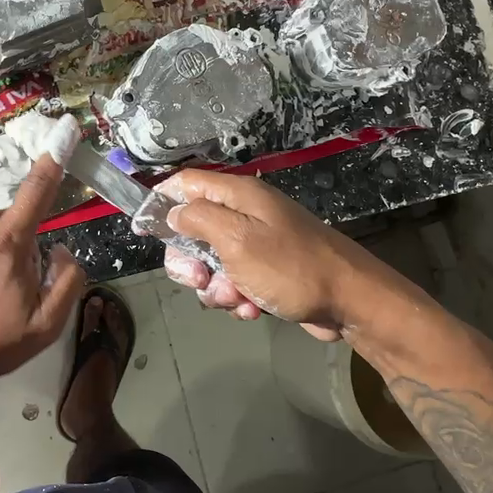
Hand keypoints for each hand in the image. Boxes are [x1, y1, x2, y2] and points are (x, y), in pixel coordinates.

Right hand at [155, 170, 427, 341]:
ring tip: (237, 299)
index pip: (185, 183)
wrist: (350, 303)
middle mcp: (245, 213)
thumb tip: (172, 211)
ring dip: (215, 287)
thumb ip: (197, 219)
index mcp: (238, 195)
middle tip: (201, 279)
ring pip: (210, 263)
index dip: (160, 202)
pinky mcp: (266, 272)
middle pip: (192, 229)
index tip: (142, 229)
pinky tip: (252, 309)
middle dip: (189, 261)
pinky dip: (237, 297)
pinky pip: (234, 282)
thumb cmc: (291, 266)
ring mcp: (256, 243)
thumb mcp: (236, 239)